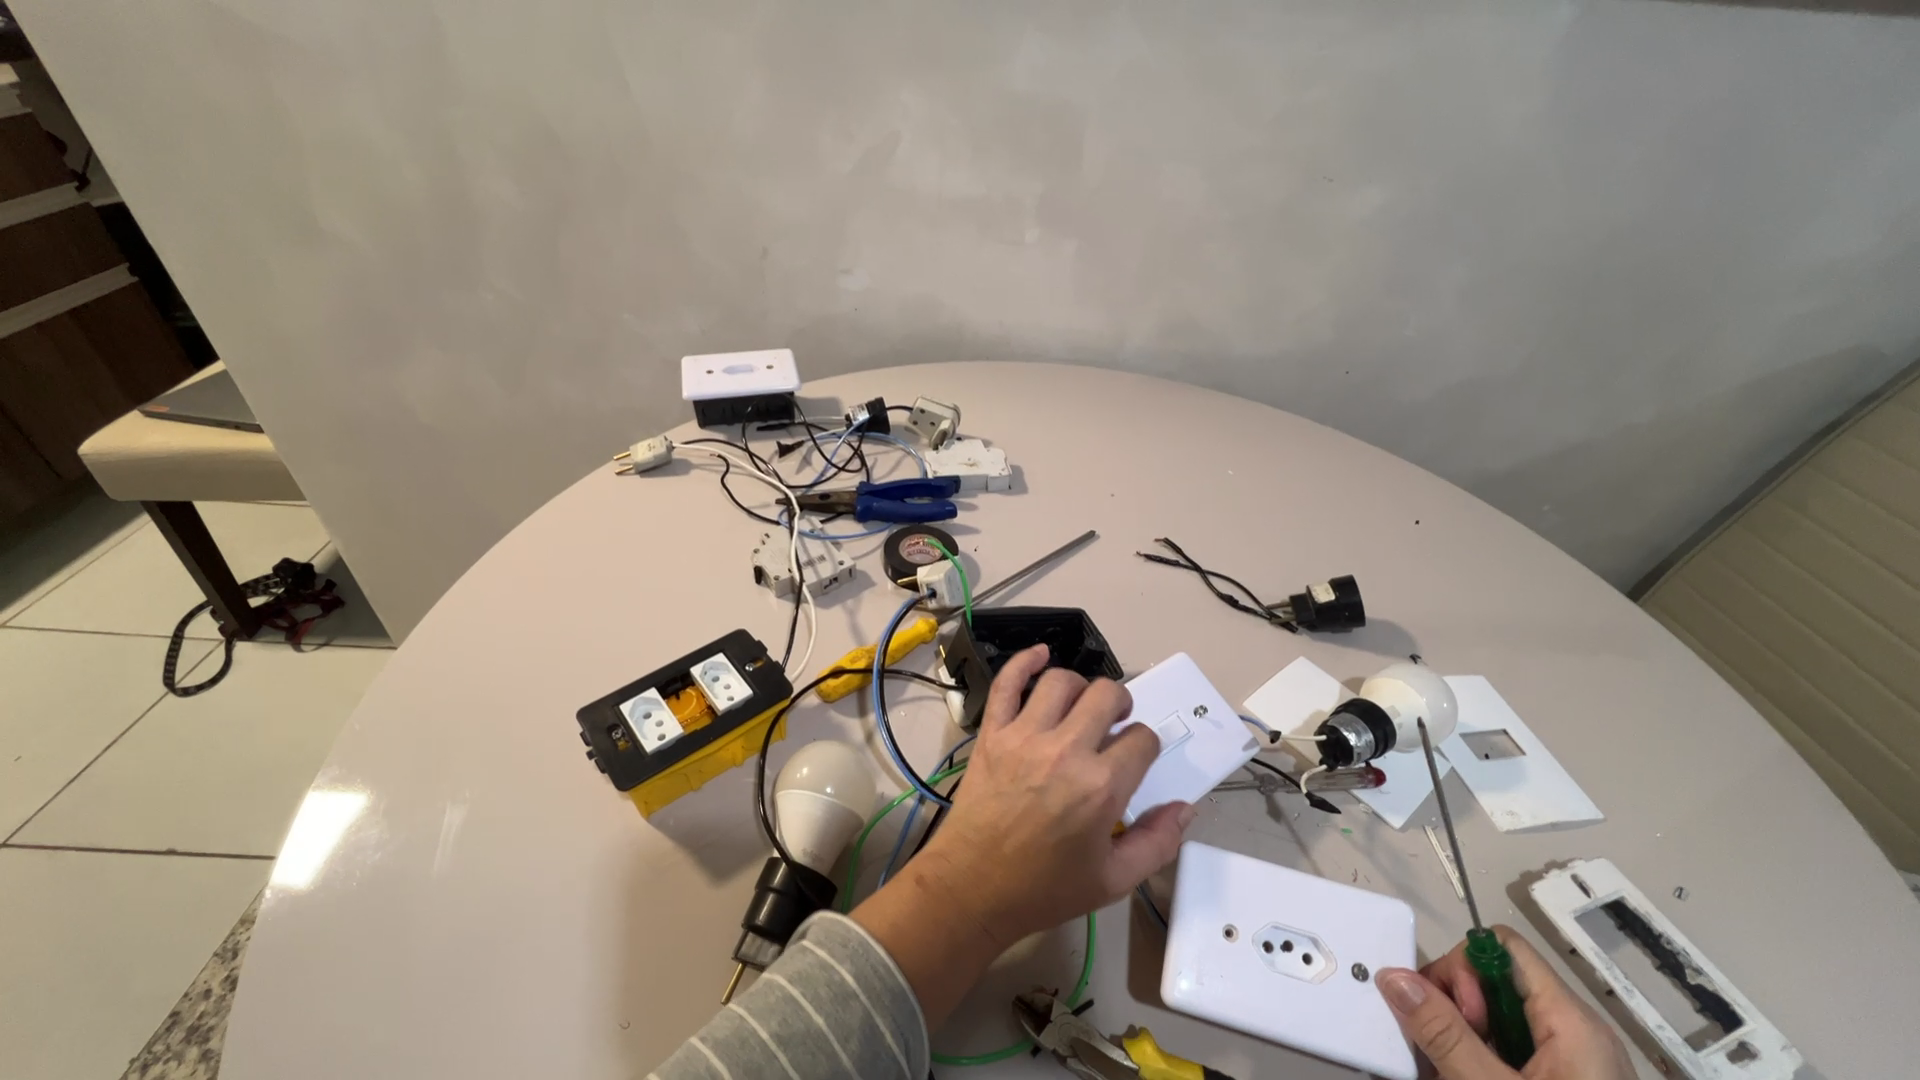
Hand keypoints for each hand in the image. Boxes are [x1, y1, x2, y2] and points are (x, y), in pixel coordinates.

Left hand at [913, 645, 1194, 947]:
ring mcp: (1024, 736)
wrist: (973, 887)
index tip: (1134, 760)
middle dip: (1120, 705)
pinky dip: (1024, 662)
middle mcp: (1065, 750)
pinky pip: (1007, 683)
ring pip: (1062, 681)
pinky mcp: (992, 733)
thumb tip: (1185, 807)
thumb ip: (1157, 842)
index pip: (1142, 739)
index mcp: (1100, 786)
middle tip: (1115, 723)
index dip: (1145, 746)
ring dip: (1080, 688)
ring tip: (1081, 707)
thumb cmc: (1044, 888)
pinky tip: (1041, 655)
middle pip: (1106, 695)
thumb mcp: (1113, 880)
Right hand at [1377, 926, 1634, 1079]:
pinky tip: (1463, 1079)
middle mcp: (1574, 1031)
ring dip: (1460, 1040)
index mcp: (1570, 1020)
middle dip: (1454, 1009)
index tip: (1454, 1017)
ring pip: (1494, 1019)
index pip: (1500, 948)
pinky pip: (1508, 1051)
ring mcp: (1572, 1061)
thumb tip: (1394, 977)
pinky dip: (1477, 1061)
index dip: (1463, 969)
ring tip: (1447, 1073)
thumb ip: (1444, 1034)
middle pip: (1493, 981)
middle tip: (1444, 1053)